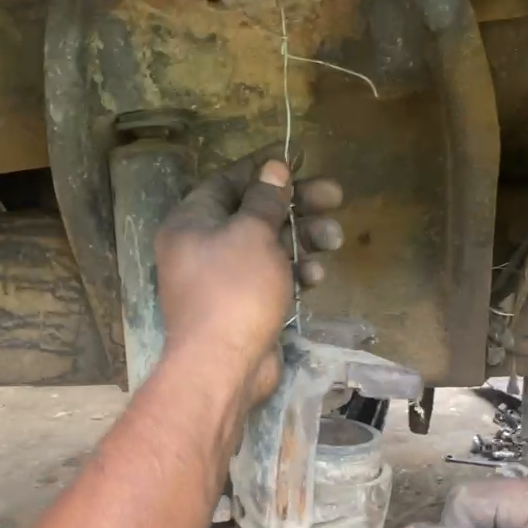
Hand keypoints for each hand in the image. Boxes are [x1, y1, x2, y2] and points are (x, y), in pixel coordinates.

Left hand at [155, 149, 343, 402]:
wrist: (223, 368)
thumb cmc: (234, 291)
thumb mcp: (252, 234)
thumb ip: (265, 199)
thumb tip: (272, 169)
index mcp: (192, 221)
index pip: (229, 180)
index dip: (266, 168)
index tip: (302, 159)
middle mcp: (203, 247)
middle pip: (256, 214)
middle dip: (297, 206)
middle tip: (335, 197)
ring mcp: (224, 281)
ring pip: (269, 248)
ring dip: (304, 239)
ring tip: (335, 239)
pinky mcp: (245, 308)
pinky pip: (272, 280)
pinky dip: (294, 273)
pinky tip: (316, 276)